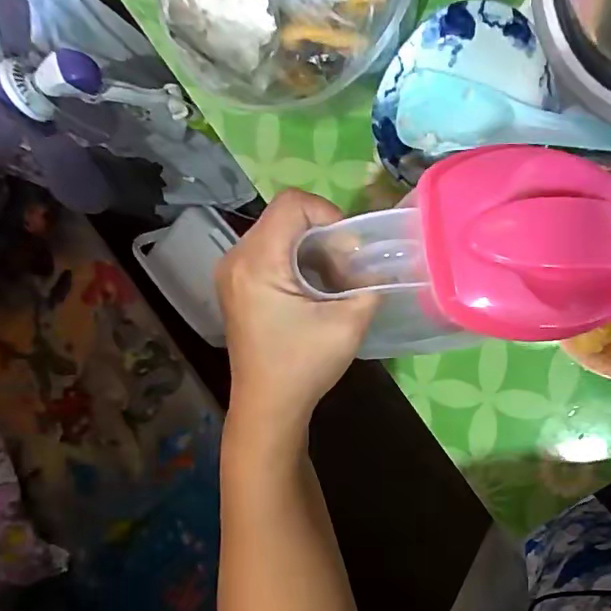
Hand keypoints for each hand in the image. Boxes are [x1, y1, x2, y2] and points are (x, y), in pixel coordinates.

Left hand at [217, 189, 377, 431]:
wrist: (267, 407)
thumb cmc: (303, 366)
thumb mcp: (348, 325)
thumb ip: (370, 287)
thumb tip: (378, 267)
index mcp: (258, 261)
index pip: (293, 204)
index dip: (330, 215)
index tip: (350, 251)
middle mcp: (236, 258)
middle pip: (285, 217)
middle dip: (324, 236)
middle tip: (347, 271)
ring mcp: (232, 272)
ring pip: (279, 234)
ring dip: (313, 250)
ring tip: (334, 284)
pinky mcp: (237, 285)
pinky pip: (270, 253)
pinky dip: (298, 262)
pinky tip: (315, 293)